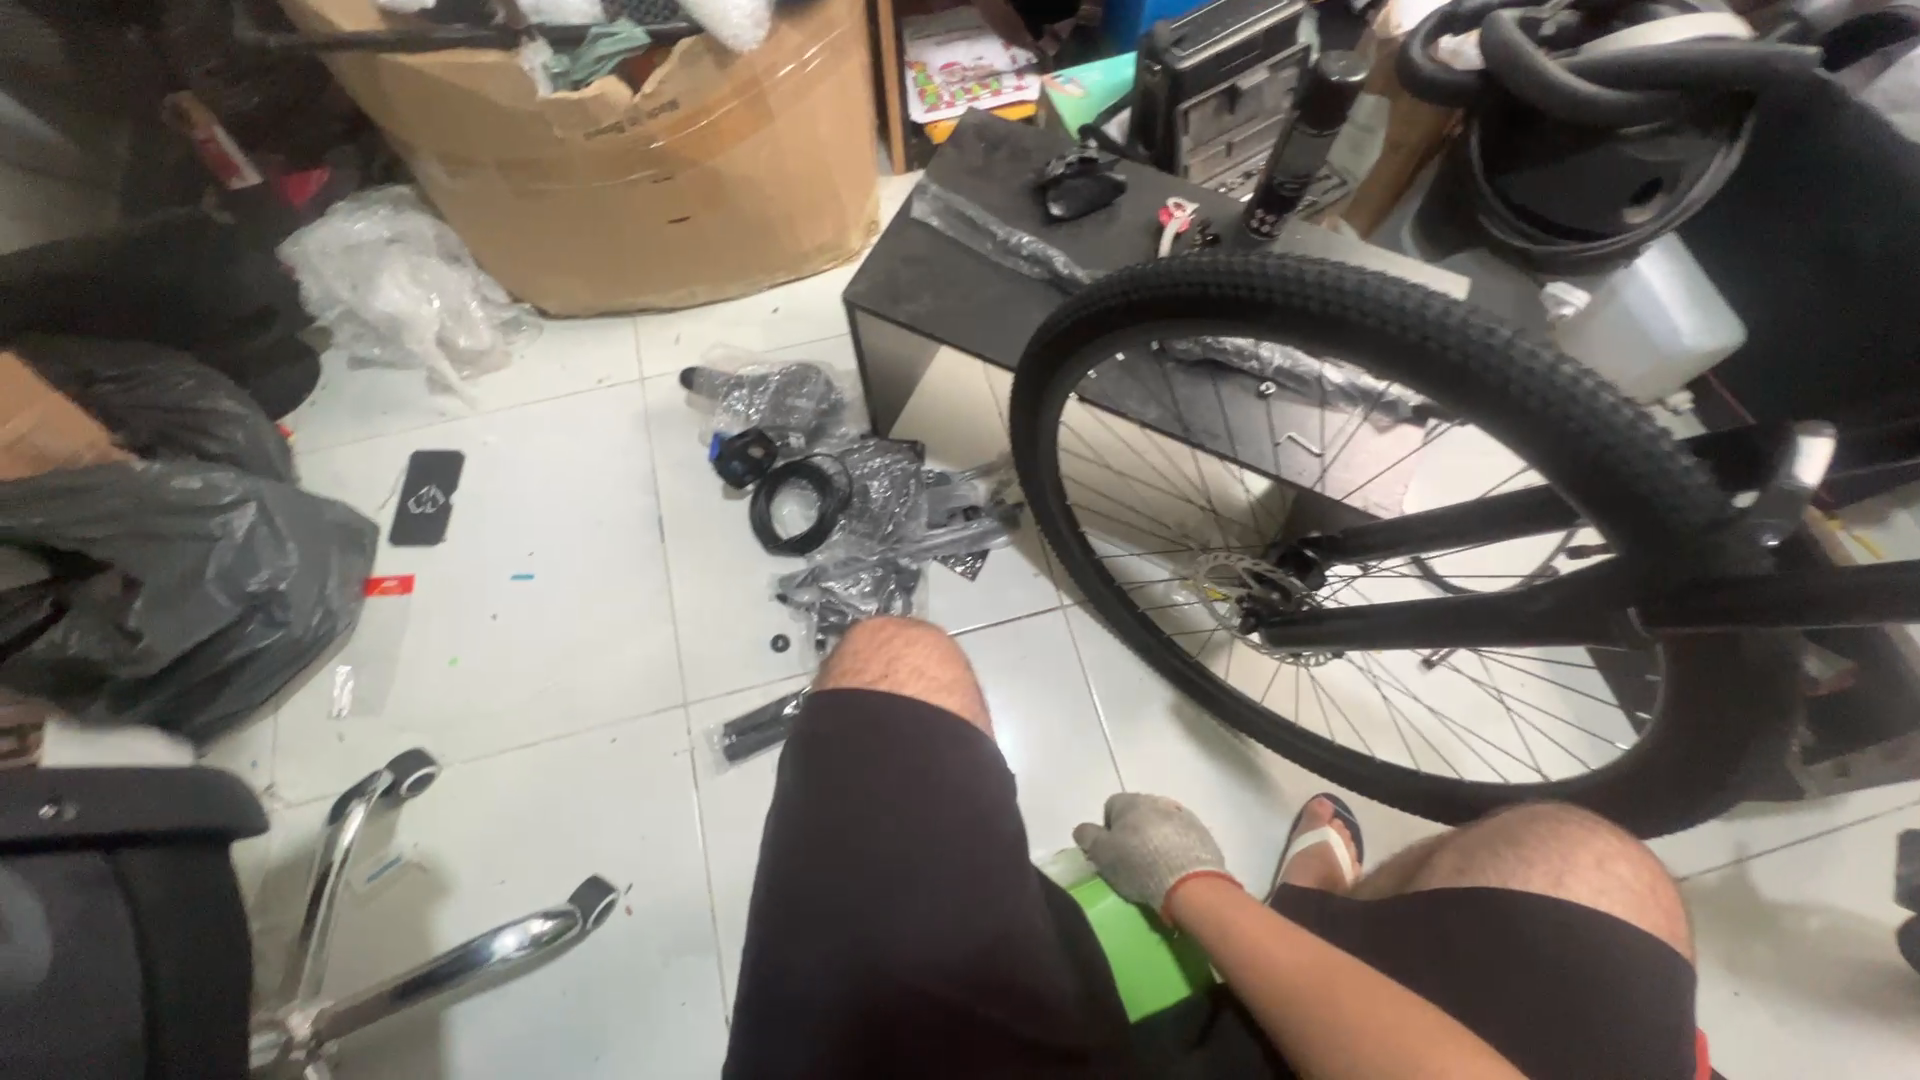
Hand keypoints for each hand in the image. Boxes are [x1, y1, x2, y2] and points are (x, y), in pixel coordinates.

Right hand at [1074, 793, 1237, 918]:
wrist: (1190, 883)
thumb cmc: (1139, 865)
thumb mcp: (1102, 854)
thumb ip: (1088, 837)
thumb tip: (1082, 829)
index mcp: (1129, 801)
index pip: (1110, 807)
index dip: (1108, 830)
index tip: (1112, 853)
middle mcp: (1156, 800)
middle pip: (1138, 813)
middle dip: (1134, 832)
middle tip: (1133, 860)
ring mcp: (1182, 815)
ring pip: (1161, 824)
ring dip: (1156, 839)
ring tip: (1156, 867)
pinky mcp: (1202, 833)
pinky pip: (1182, 837)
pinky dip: (1176, 848)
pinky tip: (1175, 868)